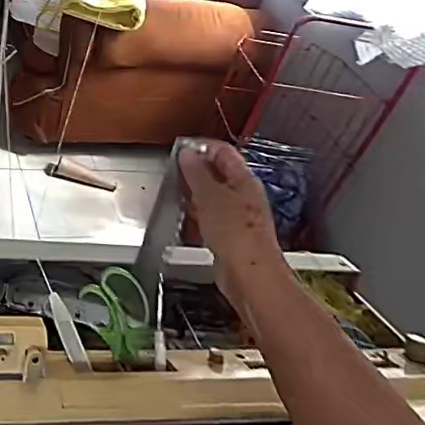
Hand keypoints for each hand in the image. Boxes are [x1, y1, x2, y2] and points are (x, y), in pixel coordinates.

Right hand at [178, 139, 285, 307]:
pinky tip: (186, 223)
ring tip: (176, 196)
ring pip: (213, 197)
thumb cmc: (235, 234)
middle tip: (175, 174)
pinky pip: (211, 219)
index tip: (181, 149)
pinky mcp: (231, 237)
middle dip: (195, 172)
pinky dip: (198, 217)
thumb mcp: (209, 196)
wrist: (250, 277)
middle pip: (218, 174)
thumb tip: (188, 154)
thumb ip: (196, 173)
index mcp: (244, 179)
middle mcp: (244, 195)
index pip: (223, 151)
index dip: (202, 147)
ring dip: (195, 196)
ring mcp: (239, 217)